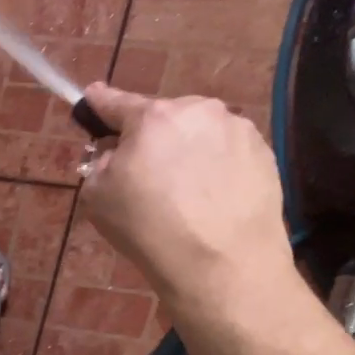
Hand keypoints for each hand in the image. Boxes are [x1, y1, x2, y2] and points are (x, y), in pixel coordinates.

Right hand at [79, 83, 295, 318]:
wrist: (220, 258)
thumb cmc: (146, 225)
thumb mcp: (97, 195)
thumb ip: (101, 162)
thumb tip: (116, 151)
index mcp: (154, 117)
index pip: (117, 102)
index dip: (99, 101)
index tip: (91, 95)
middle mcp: (200, 112)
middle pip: (163, 117)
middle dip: (148, 136)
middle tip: (138, 173)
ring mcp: (238, 129)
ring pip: (196, 133)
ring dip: (181, 151)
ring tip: (177, 192)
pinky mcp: (264, 152)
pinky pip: (224, 151)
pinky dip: (210, 167)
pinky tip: (204, 199)